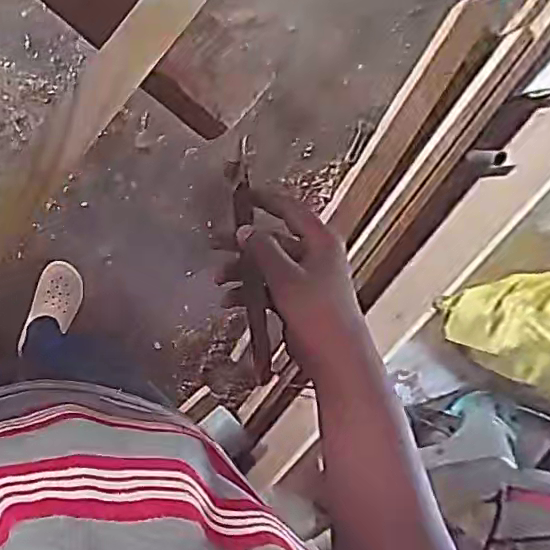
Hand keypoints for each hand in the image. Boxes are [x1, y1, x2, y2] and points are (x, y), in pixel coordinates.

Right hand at [218, 185, 372, 384]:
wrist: (334, 354)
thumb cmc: (317, 311)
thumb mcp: (285, 277)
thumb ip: (262, 251)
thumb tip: (243, 231)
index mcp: (320, 242)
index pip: (290, 210)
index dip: (266, 200)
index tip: (242, 196)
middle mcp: (313, 256)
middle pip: (272, 241)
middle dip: (242, 246)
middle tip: (215, 244)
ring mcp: (305, 278)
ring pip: (266, 266)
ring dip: (241, 272)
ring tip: (219, 280)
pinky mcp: (296, 299)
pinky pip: (267, 287)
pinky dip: (249, 292)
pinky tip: (230, 301)